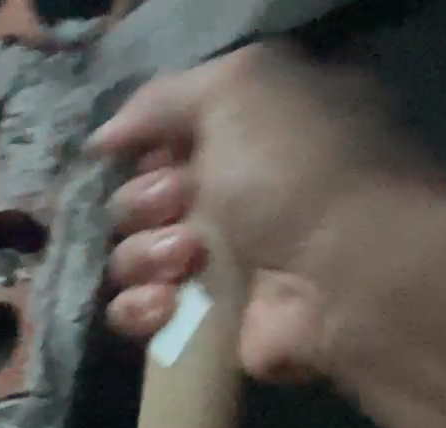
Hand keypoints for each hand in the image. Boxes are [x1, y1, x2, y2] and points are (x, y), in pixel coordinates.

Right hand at [89, 45, 433, 380]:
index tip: (159, 156)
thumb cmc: (299, 173)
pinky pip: (131, 312)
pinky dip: (140, 307)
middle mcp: (228, 198)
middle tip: (179, 206)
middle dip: (142, 205)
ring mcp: (209, 265)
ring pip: (127, 259)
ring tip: (187, 258)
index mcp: (245, 139)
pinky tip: (170, 303)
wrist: (342, 276)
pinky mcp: (193, 320)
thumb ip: (163, 97)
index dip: (145, 150)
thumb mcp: (241, 89)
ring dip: (143, 257)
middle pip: (134, 203)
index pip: (159, 143)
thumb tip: (103, 139)